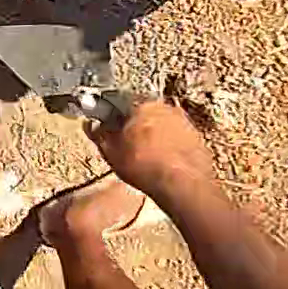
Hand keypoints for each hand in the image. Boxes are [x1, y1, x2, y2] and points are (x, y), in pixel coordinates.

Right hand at [84, 97, 216, 200]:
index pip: (120, 104)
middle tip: (127, 146)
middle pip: (144, 113)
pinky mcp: (197, 137)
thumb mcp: (110, 152)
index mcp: (140, 105)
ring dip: (153, 136)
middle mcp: (164, 108)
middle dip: (135, 126)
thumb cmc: (145, 167)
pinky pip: (176, 137)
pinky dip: (169, 145)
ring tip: (145, 157)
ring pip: (161, 125)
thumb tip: (91, 125)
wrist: (181, 184)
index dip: (113, 118)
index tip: (108, 128)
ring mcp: (184, 121)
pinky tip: (162, 162)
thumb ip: (98, 134)